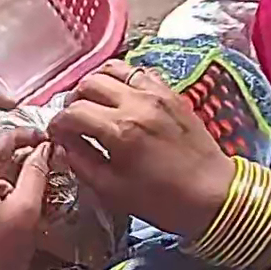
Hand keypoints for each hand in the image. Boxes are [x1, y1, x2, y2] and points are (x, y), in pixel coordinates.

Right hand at [47, 60, 233, 240]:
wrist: (214, 194)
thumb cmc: (161, 200)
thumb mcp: (112, 189)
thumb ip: (81, 161)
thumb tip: (64, 143)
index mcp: (119, 130)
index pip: (72, 113)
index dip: (57, 124)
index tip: (56, 135)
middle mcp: (136, 103)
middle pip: (88, 84)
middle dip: (73, 101)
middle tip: (73, 120)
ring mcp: (156, 93)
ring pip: (112, 69)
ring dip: (95, 84)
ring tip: (93, 103)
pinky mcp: (171, 92)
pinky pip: (138, 72)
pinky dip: (121, 79)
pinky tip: (119, 96)